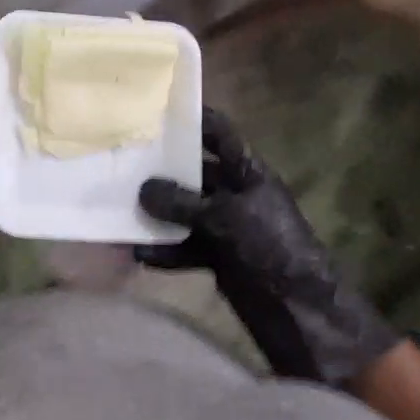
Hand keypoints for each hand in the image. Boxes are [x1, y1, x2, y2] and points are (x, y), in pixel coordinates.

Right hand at [138, 108, 400, 384]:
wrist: (301, 313)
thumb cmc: (272, 249)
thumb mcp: (226, 218)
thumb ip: (182, 202)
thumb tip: (141, 188)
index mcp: (249, 173)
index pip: (220, 134)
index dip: (195, 118)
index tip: (157, 106)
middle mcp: (236, 194)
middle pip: (194, 172)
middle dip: (162, 168)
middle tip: (120, 158)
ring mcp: (226, 228)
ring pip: (184, 211)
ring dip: (156, 213)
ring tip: (118, 207)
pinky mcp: (217, 259)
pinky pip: (183, 247)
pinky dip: (163, 250)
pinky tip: (137, 253)